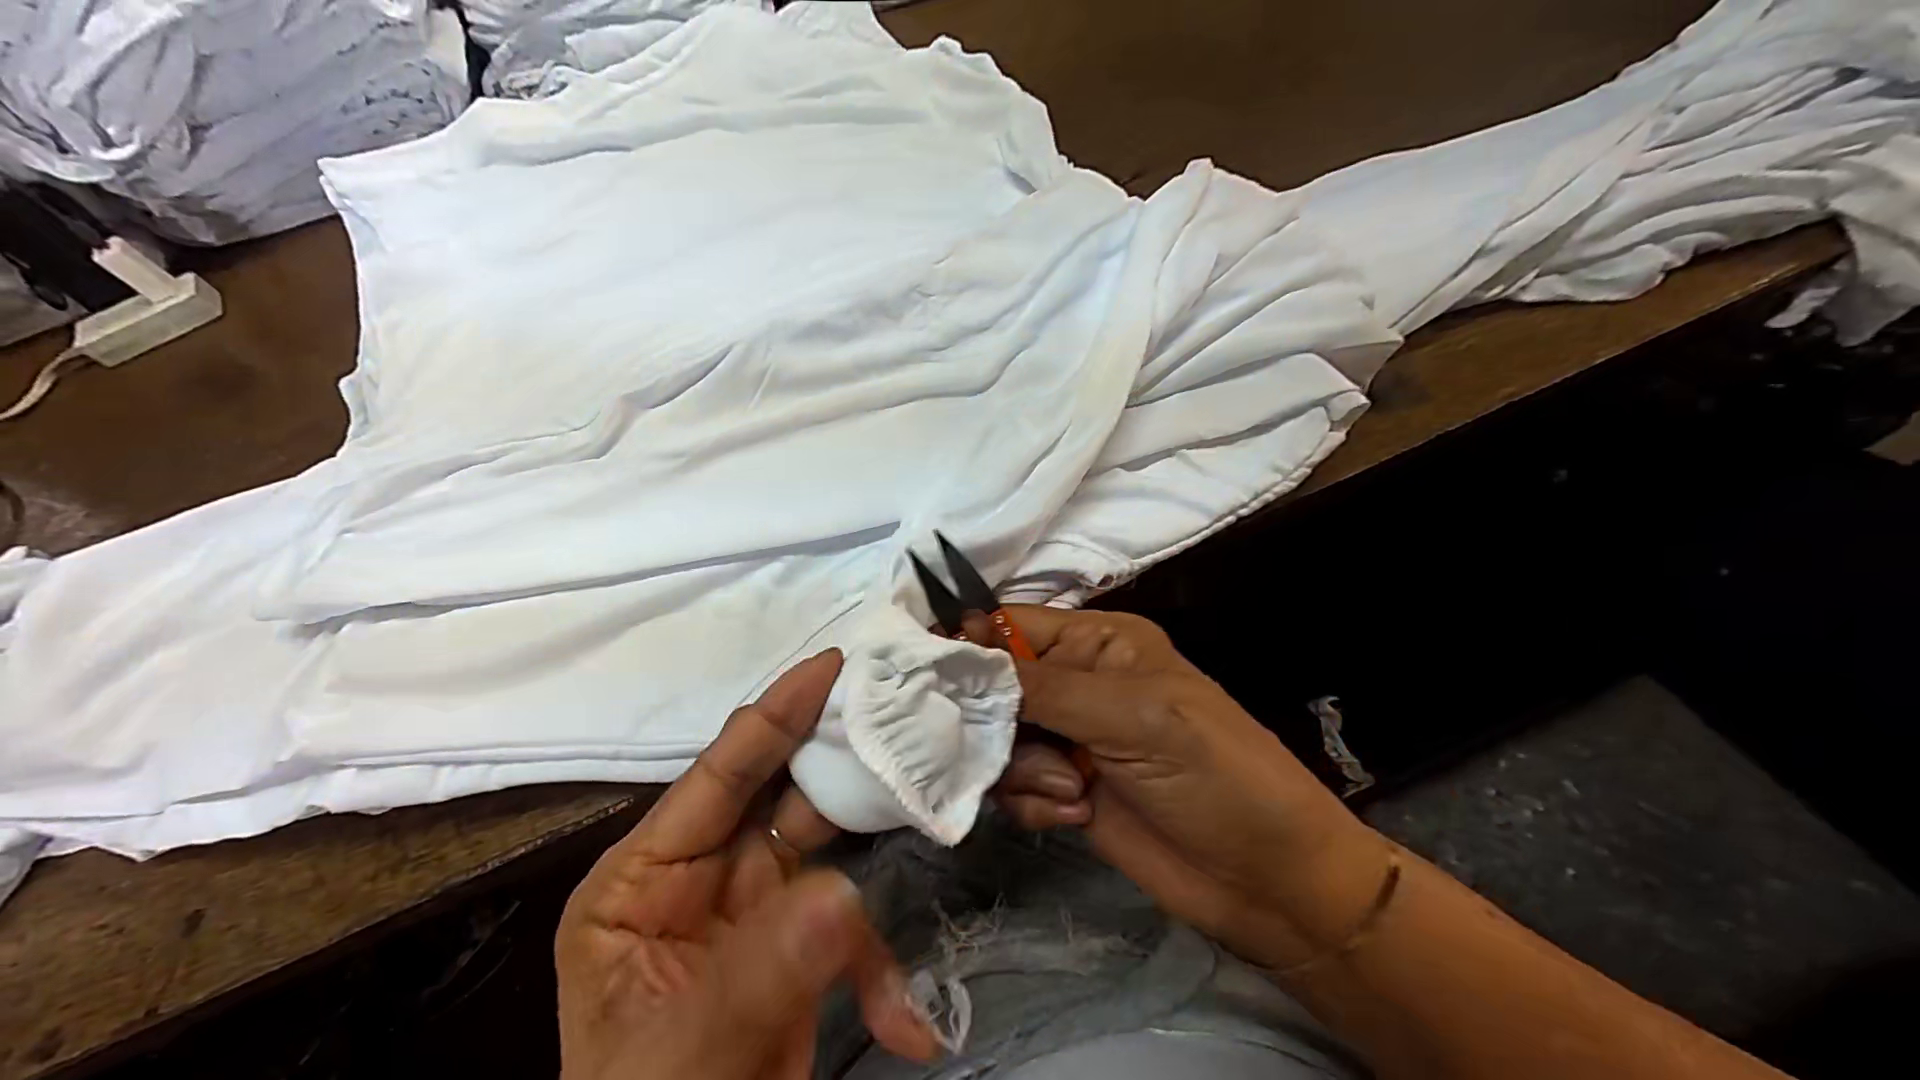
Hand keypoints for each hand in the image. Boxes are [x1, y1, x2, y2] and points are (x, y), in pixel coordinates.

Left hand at [556, 649, 937, 1079]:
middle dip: (836, 754)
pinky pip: (848, 925)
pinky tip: (905, 1022)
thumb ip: (765, 965)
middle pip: (780, 794)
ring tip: (922, 792)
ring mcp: (752, 907)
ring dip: (871, 831)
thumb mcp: (690, 1044)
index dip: (775, 714)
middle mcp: (700, 874)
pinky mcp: (795, 946)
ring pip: (824, 842)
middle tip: (894, 708)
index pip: (718, 775)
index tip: (831, 663)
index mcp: (645, 876)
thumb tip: (843, 891)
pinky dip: (880, 964)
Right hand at [990, 607, 1397, 970]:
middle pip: (992, 686)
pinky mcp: (1064, 788)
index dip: (969, 645)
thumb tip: (959, 657)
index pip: (1011, 626)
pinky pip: (1011, 785)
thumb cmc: (1213, 774)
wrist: (1267, 882)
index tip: (930, 676)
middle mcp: (1077, 683)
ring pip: (996, 740)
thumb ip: (1044, 687)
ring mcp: (1069, 738)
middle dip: (994, 721)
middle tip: (1014, 747)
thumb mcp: (1133, 715)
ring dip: (1020, 768)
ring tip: (1072, 789)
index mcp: (1099, 642)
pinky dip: (1031, 801)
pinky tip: (1076, 813)